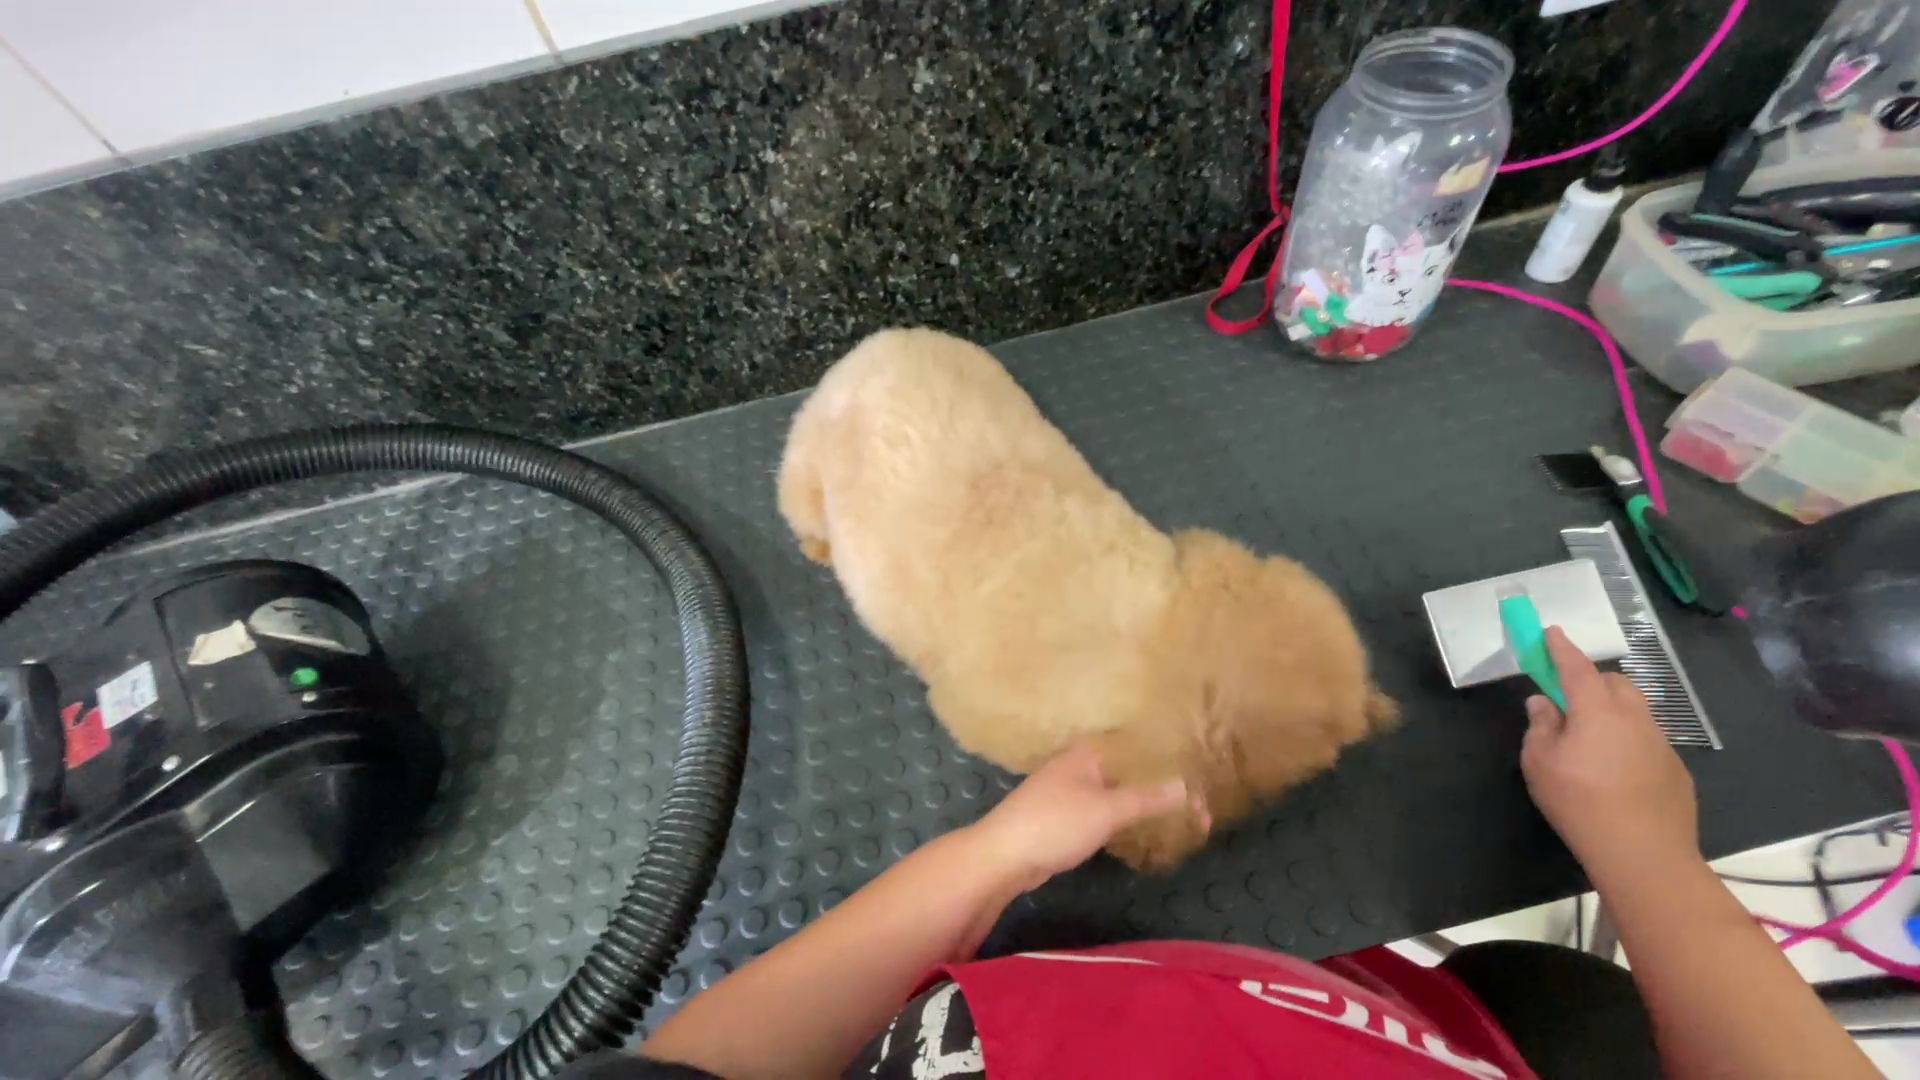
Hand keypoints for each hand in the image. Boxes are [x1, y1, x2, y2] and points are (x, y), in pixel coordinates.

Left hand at [967, 741, 1204, 890]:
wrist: (1003, 856)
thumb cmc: (1055, 823)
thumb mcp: (1106, 810)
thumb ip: (1146, 798)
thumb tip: (1187, 785)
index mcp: (1086, 753)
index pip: (1134, 747)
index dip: (1165, 757)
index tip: (1197, 767)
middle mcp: (1077, 766)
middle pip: (1126, 770)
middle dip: (1158, 782)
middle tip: (1198, 796)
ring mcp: (1068, 792)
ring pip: (1115, 792)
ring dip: (1142, 802)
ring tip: (1181, 811)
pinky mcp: (1064, 818)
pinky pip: (1103, 811)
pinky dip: (1124, 817)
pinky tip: (1143, 826)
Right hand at [1521, 626, 1699, 882]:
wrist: (1643, 853)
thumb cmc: (1578, 800)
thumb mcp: (1539, 761)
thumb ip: (1540, 726)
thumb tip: (1543, 704)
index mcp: (1597, 711)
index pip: (1577, 668)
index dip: (1562, 648)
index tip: (1551, 632)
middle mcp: (1634, 719)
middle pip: (1616, 684)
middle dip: (1592, 681)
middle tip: (1567, 698)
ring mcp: (1661, 745)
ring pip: (1635, 712)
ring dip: (1611, 711)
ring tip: (1589, 739)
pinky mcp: (1675, 771)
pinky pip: (1647, 740)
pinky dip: (1627, 740)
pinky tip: (1613, 771)